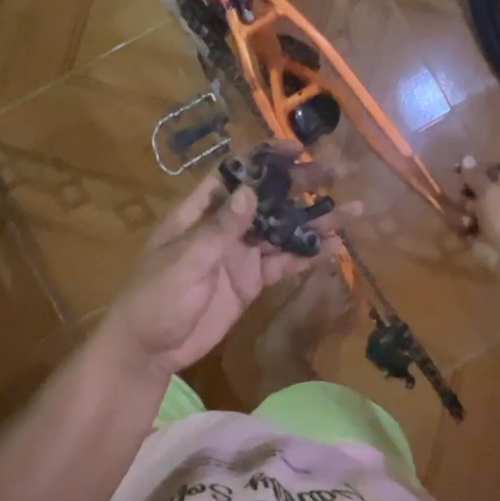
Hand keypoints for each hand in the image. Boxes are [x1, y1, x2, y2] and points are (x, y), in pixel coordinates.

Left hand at [102, 145, 355, 373]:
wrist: (146, 351)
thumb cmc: (154, 298)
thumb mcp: (183, 262)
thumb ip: (218, 230)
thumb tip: (250, 192)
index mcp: (201, 212)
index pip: (236, 174)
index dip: (266, 159)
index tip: (298, 149)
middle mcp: (225, 226)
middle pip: (268, 198)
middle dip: (301, 185)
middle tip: (338, 174)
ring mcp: (240, 254)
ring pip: (283, 230)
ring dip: (315, 221)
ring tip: (353, 211)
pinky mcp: (251, 281)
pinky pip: (283, 263)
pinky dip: (308, 256)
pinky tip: (336, 248)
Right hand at [458, 156, 499, 270]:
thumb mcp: (490, 190)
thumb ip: (475, 175)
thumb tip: (466, 157)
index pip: (491, 173)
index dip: (476, 169)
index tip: (458, 168)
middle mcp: (499, 202)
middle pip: (476, 190)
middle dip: (467, 192)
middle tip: (465, 195)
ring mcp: (489, 220)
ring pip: (467, 207)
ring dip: (464, 210)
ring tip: (468, 217)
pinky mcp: (478, 236)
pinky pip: (463, 225)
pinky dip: (461, 226)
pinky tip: (465, 228)